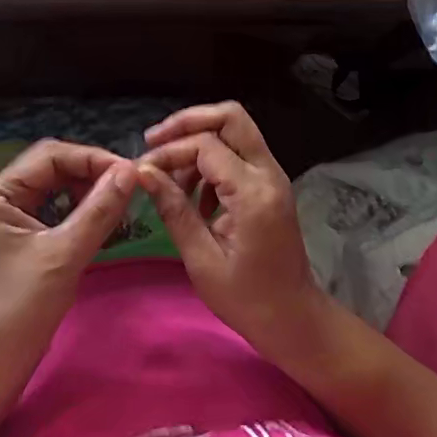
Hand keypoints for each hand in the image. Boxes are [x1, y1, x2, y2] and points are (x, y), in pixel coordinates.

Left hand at [0, 139, 135, 372]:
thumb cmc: (22, 309)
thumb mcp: (65, 255)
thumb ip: (99, 209)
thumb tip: (131, 171)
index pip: (50, 156)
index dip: (92, 159)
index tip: (130, 172)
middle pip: (50, 168)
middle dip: (90, 174)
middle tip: (128, 187)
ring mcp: (2, 216)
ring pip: (52, 188)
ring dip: (85, 191)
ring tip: (118, 203)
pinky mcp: (13, 235)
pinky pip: (49, 209)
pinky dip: (75, 210)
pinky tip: (99, 220)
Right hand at [136, 102, 326, 351]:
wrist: (294, 319)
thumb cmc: (246, 299)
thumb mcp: (201, 259)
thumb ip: (174, 209)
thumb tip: (143, 172)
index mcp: (253, 194)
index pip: (205, 145)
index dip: (169, 151)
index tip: (142, 171)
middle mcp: (269, 174)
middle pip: (230, 117)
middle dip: (188, 122)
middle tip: (153, 142)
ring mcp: (273, 177)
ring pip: (234, 131)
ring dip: (198, 142)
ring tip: (169, 177)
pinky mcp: (270, 186)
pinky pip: (239, 154)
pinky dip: (211, 160)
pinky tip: (192, 195)